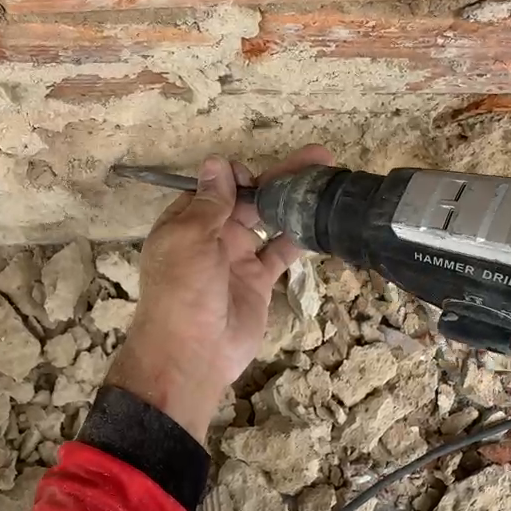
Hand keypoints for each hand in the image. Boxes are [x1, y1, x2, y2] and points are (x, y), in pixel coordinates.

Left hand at [105, 146, 334, 440]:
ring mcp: (236, 258)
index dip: (239, 176)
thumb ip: (208, 202)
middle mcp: (212, 236)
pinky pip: (281, 251)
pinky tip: (324, 220)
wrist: (191, 353)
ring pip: (269, 221)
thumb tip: (217, 161)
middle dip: (279, 179)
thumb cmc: (182, 291)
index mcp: (187, 222)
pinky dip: (301, 237)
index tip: (258, 177)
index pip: (216, 187)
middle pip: (248, 199)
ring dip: (295, 201)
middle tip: (320, 157)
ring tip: (329, 179)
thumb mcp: (188, 239)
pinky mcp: (258, 280)